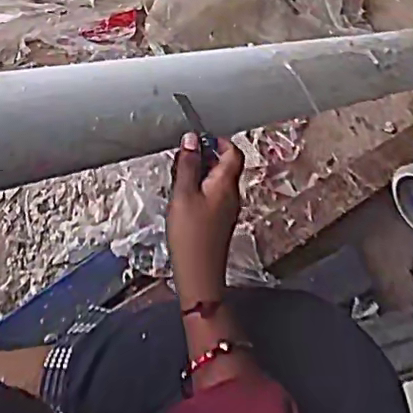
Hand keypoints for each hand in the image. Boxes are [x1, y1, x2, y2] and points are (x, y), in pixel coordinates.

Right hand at [168, 132, 245, 305]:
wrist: (199, 274)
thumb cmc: (190, 233)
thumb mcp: (183, 194)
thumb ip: (187, 165)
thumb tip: (191, 138)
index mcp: (226, 185)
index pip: (233, 153)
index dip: (217, 141)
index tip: (195, 139)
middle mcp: (232, 194)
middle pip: (225, 165)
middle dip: (204, 155)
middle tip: (181, 157)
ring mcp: (227, 208)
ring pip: (217, 179)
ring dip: (199, 171)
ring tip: (178, 175)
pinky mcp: (219, 219)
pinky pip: (213, 193)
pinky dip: (199, 186)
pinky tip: (182, 195)